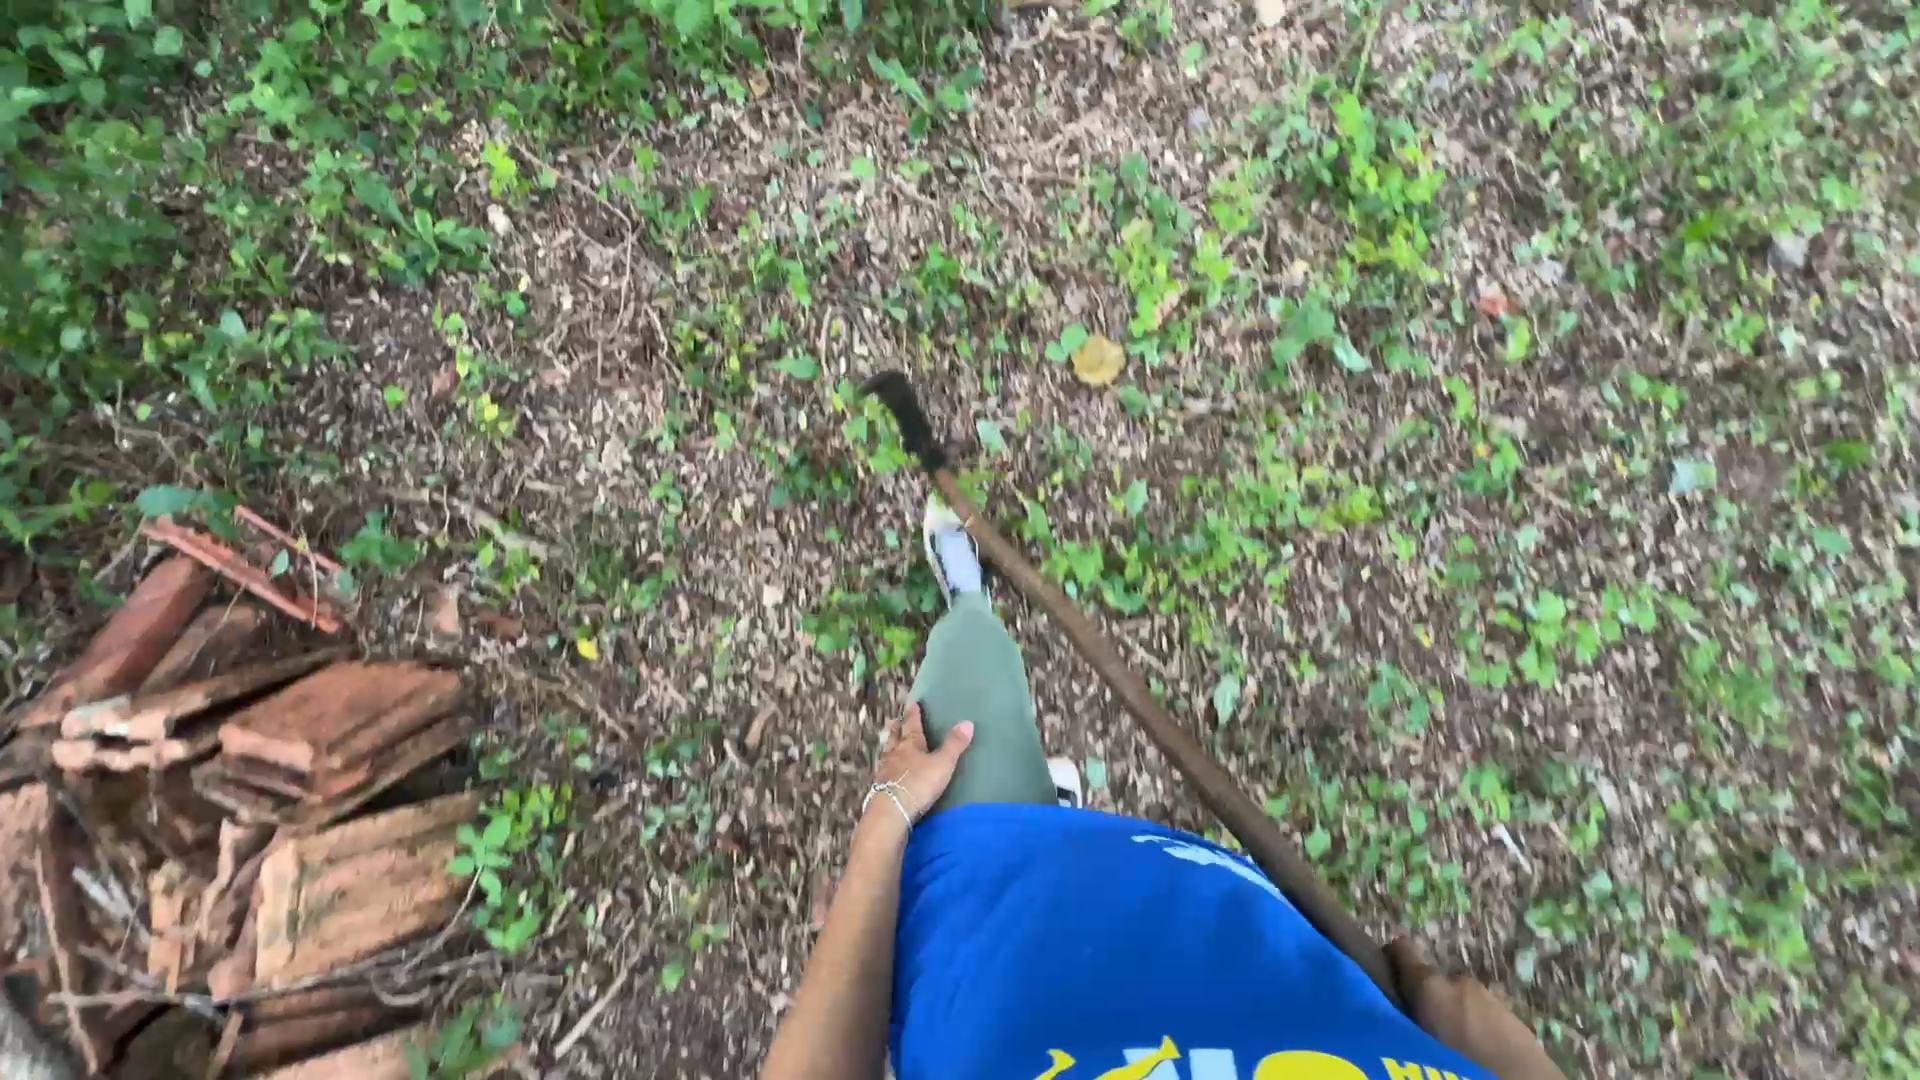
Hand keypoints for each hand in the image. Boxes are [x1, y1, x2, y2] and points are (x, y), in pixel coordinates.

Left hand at [865, 704, 972, 826]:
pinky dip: (886, 767)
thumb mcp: (942, 764)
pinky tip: (886, 771)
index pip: (912, 725)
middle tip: (894, 720)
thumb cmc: (918, 784)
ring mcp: (884, 771)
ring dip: (889, 746)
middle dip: (897, 728)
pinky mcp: (879, 788)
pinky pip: (883, 771)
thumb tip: (967, 722)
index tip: (912, 704)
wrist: (891, 811)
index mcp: (910, 745)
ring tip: (889, 742)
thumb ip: (954, 745)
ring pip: (887, 753)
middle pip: (895, 737)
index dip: (913, 715)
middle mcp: (895, 754)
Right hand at [1386, 938, 1566, 1079]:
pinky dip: (1479, 1031)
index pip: (1400, 948)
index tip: (1385, 985)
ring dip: (1455, 1018)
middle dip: (1427, 1002)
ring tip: (1454, 1050)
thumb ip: (1399, 1021)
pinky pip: (1485, 1018)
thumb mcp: (1413, 1046)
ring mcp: (1492, 1000)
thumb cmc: (1460, 1067)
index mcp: (1429, 986)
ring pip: (1461, 1001)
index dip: (1390, 962)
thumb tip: (1385, 1011)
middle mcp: (1459, 982)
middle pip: (1433, 981)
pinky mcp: (1518, 1021)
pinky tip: (1480, 1058)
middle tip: (1423, 1034)